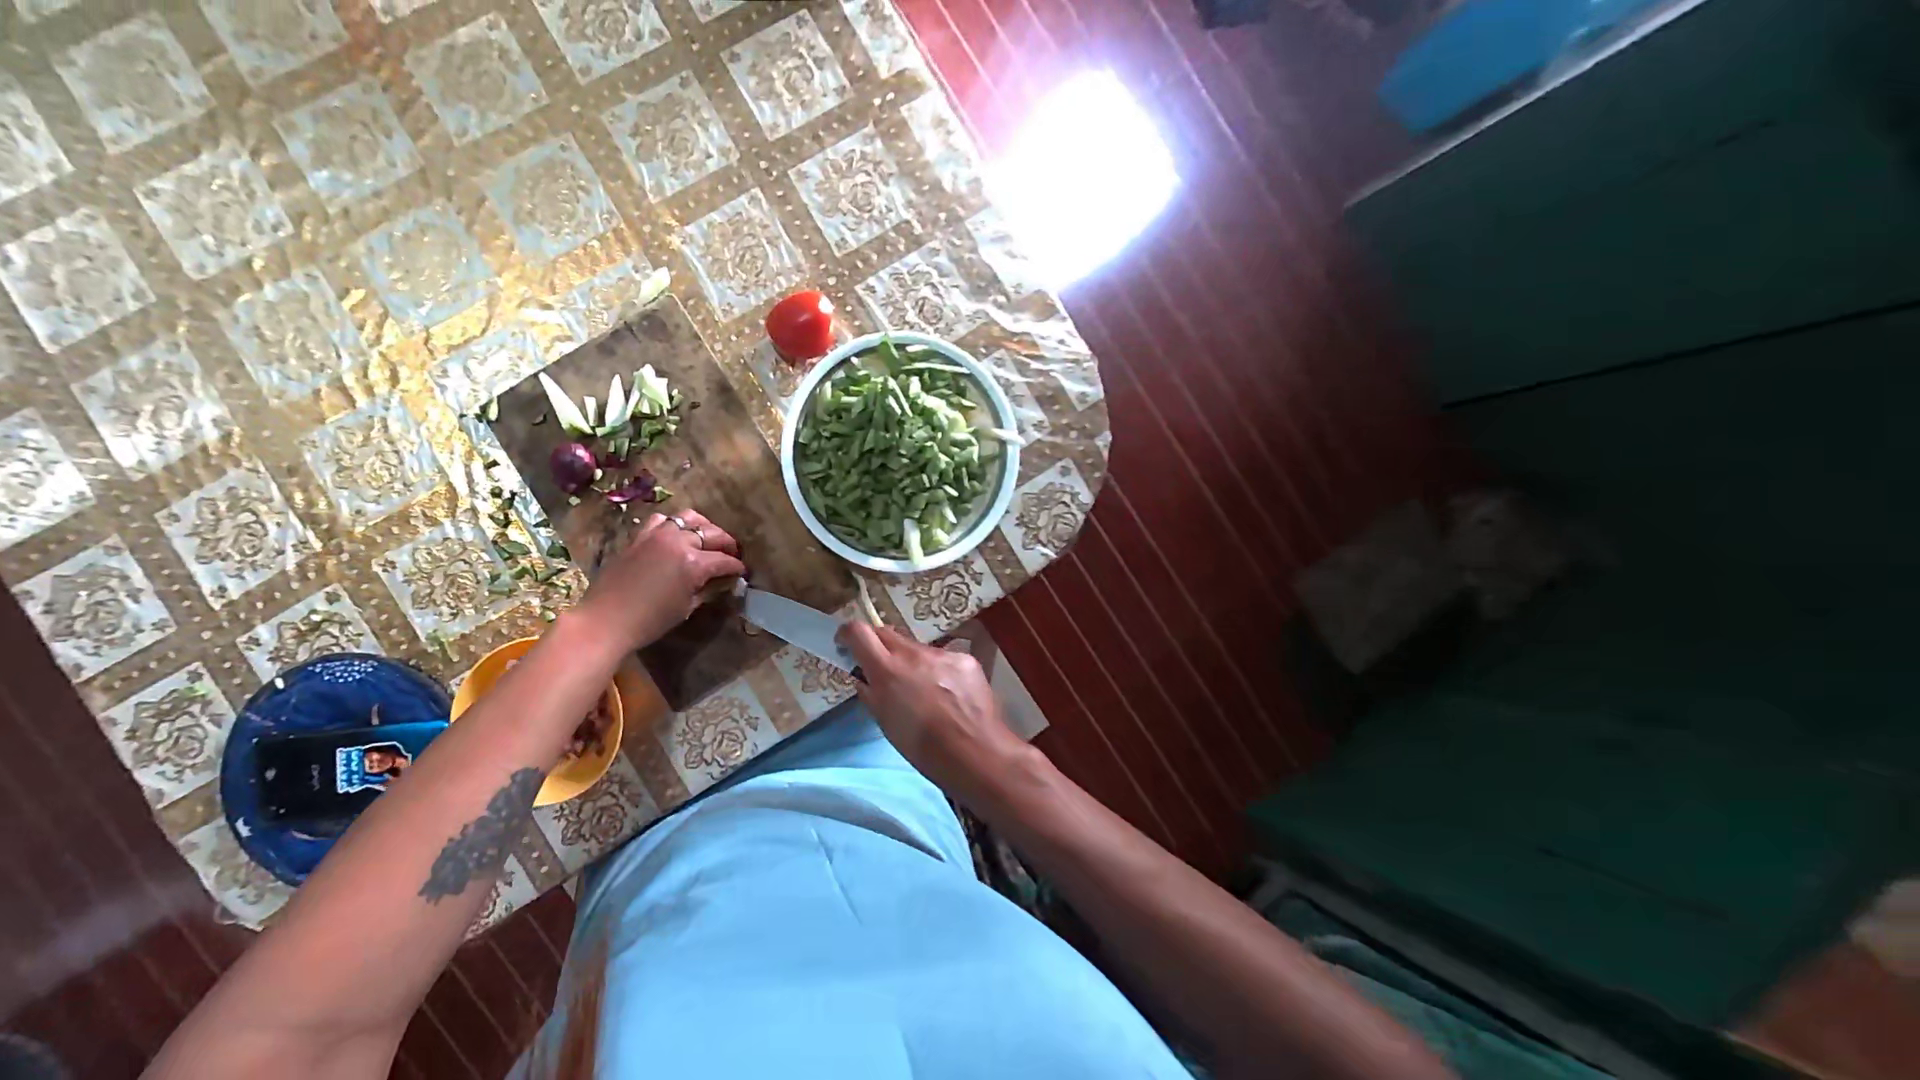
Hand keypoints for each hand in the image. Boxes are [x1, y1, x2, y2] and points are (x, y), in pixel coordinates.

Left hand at [575, 510, 744, 650]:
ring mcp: (657, 536)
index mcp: (694, 563)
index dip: (736, 567)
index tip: (742, 572)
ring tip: (706, 538)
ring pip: (688, 518)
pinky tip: (675, 536)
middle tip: (731, 554)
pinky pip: (661, 520)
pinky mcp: (639, 537)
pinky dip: (673, 524)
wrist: (605, 621)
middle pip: (712, 533)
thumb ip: (706, 590)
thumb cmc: (650, 621)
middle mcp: (678, 542)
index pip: (724, 560)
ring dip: (703, 527)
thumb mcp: (686, 607)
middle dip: (726, 544)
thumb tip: (722, 583)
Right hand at [838, 621, 1034, 800]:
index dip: (848, 634)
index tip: (845, 644)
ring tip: (922, 692)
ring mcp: (943, 654)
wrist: (976, 753)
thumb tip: (864, 678)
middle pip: (887, 633)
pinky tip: (948, 696)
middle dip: (879, 647)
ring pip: (917, 649)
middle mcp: (914, 654)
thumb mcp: (886, 724)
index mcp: (888, 670)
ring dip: (912, 663)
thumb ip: (871, 694)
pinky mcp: (965, 660)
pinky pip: (943, 659)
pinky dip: (938, 672)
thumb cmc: (924, 749)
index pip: (859, 632)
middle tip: (881, 669)